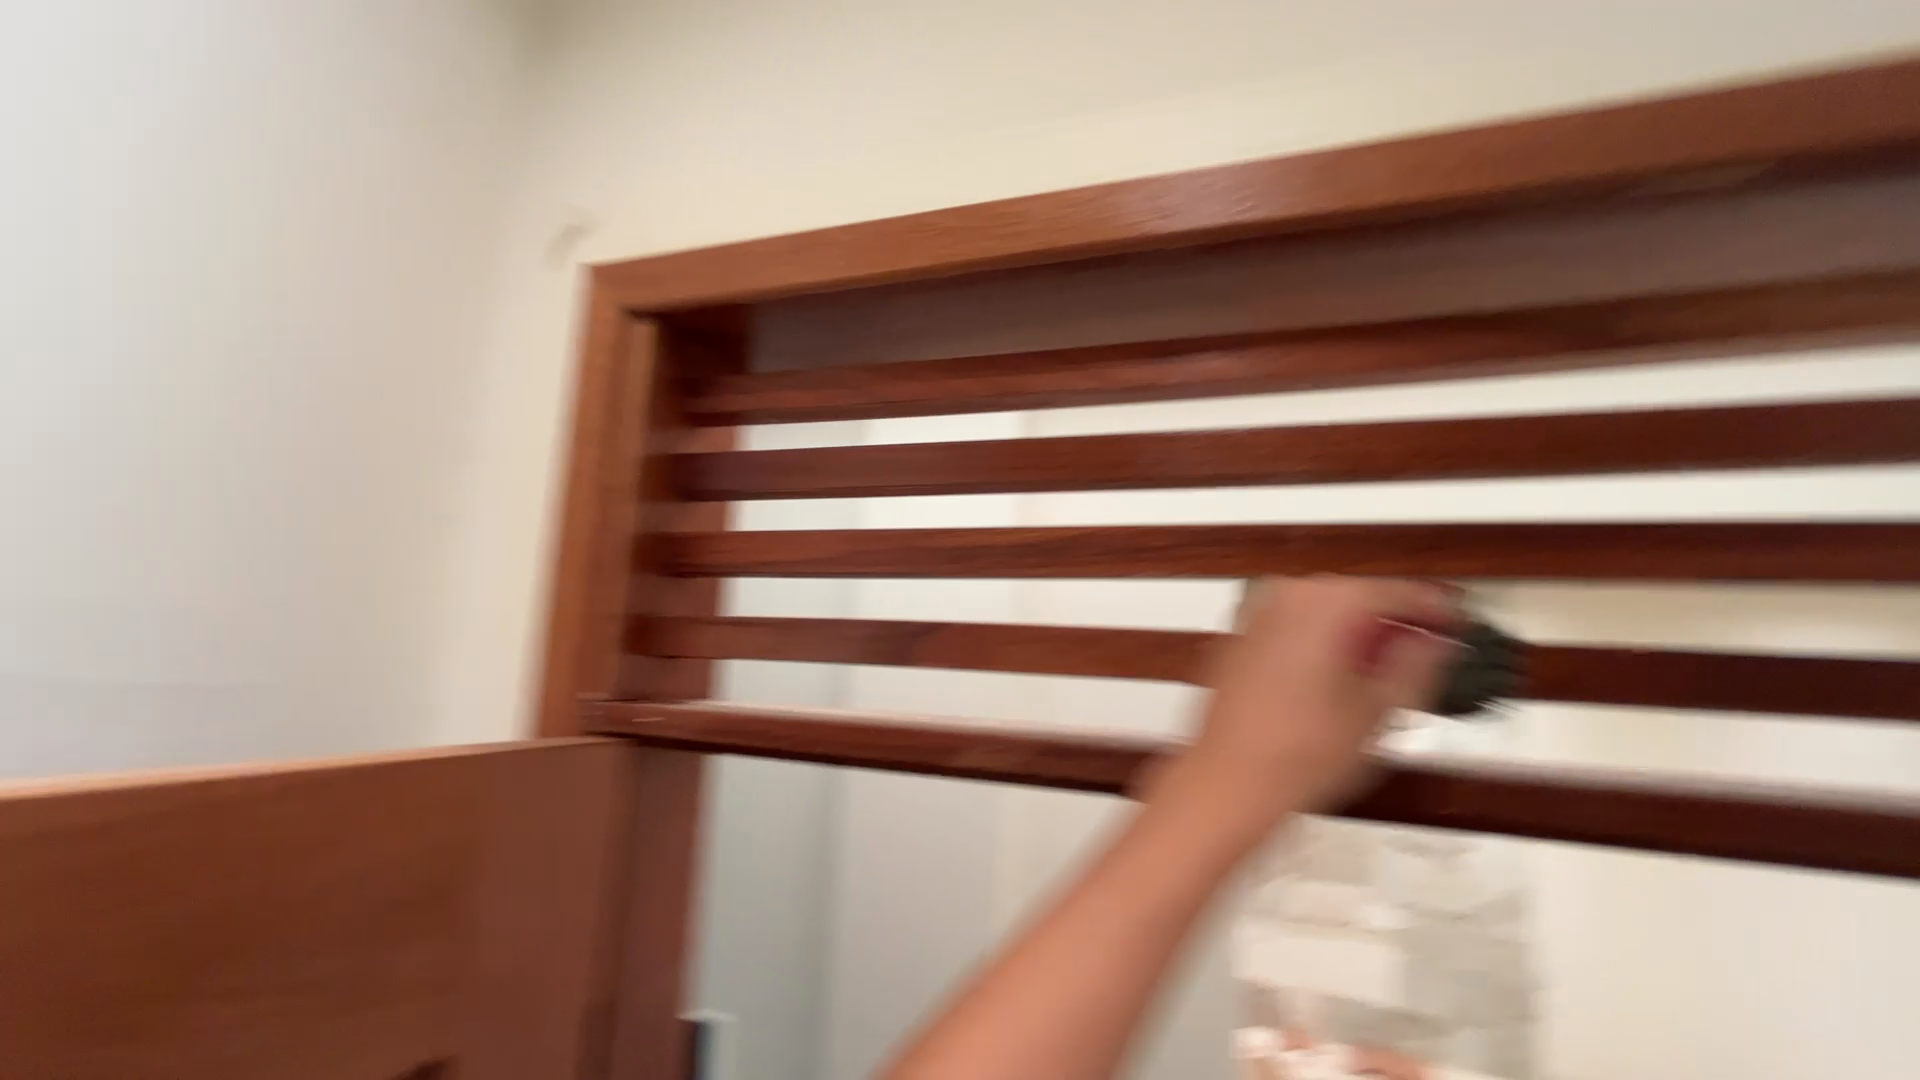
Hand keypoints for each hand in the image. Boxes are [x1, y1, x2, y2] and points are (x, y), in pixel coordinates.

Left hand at [1171, 576, 1460, 830]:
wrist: (1228, 780)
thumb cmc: (1303, 751)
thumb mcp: (1377, 710)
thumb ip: (1415, 666)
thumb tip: (1436, 642)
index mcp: (1324, 602)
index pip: (1394, 593)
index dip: (1433, 610)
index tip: (1458, 625)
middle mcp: (1284, 596)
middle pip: (1354, 598)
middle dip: (1390, 624)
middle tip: (1425, 653)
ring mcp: (1253, 616)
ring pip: (1320, 614)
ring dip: (1353, 635)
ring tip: (1383, 674)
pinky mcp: (1235, 641)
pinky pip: (1290, 629)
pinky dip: (1317, 644)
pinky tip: (1336, 679)